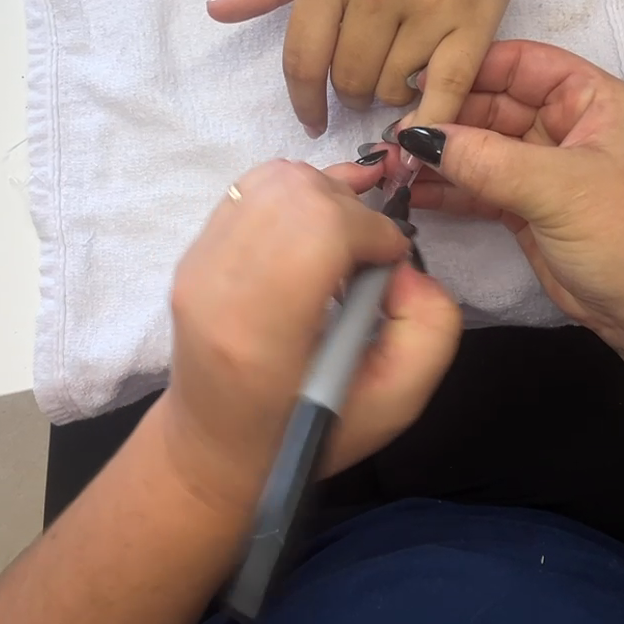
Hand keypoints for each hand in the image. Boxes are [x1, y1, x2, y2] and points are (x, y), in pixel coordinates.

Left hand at [157, 159, 460, 516]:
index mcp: (260, 334)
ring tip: (345, 234)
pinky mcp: (193, 249)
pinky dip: (296, 190)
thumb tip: (403, 263)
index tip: (390, 261)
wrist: (213, 445)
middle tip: (368, 252)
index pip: (319, 230)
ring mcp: (197, 262)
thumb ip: (429, 327)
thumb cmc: (305, 434)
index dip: (371, 230)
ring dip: (325, 193)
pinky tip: (316, 221)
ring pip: (275, 178)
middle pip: (298, 193)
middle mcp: (216, 285)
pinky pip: (253, 186)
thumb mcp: (394, 403)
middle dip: (353, 209)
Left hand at [206, 0, 543, 136]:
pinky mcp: (474, 24)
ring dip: (388, 96)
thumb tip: (216, 10)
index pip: (303, 59)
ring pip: (390, 90)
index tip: (312, 121)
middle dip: (349, 94)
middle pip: (348, 80)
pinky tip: (415, 128)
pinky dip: (425, 118)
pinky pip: (442, 93)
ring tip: (397, 72)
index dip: (303, 101)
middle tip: (361, 83)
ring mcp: (429, 5)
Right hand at [389, 40, 623, 345]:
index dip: (471, 68)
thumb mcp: (561, 189)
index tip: (420, 81)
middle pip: (492, 104)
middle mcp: (565, 126)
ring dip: (438, 155)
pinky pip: (475, 185)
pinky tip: (409, 190)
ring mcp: (541, 167)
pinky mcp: (523, 205)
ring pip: (478, 147)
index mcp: (591, 100)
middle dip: (445, 119)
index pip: (521, 64)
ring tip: (392, 162)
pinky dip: (444, 188)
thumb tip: (420, 138)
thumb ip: (487, 160)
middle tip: (395, 134)